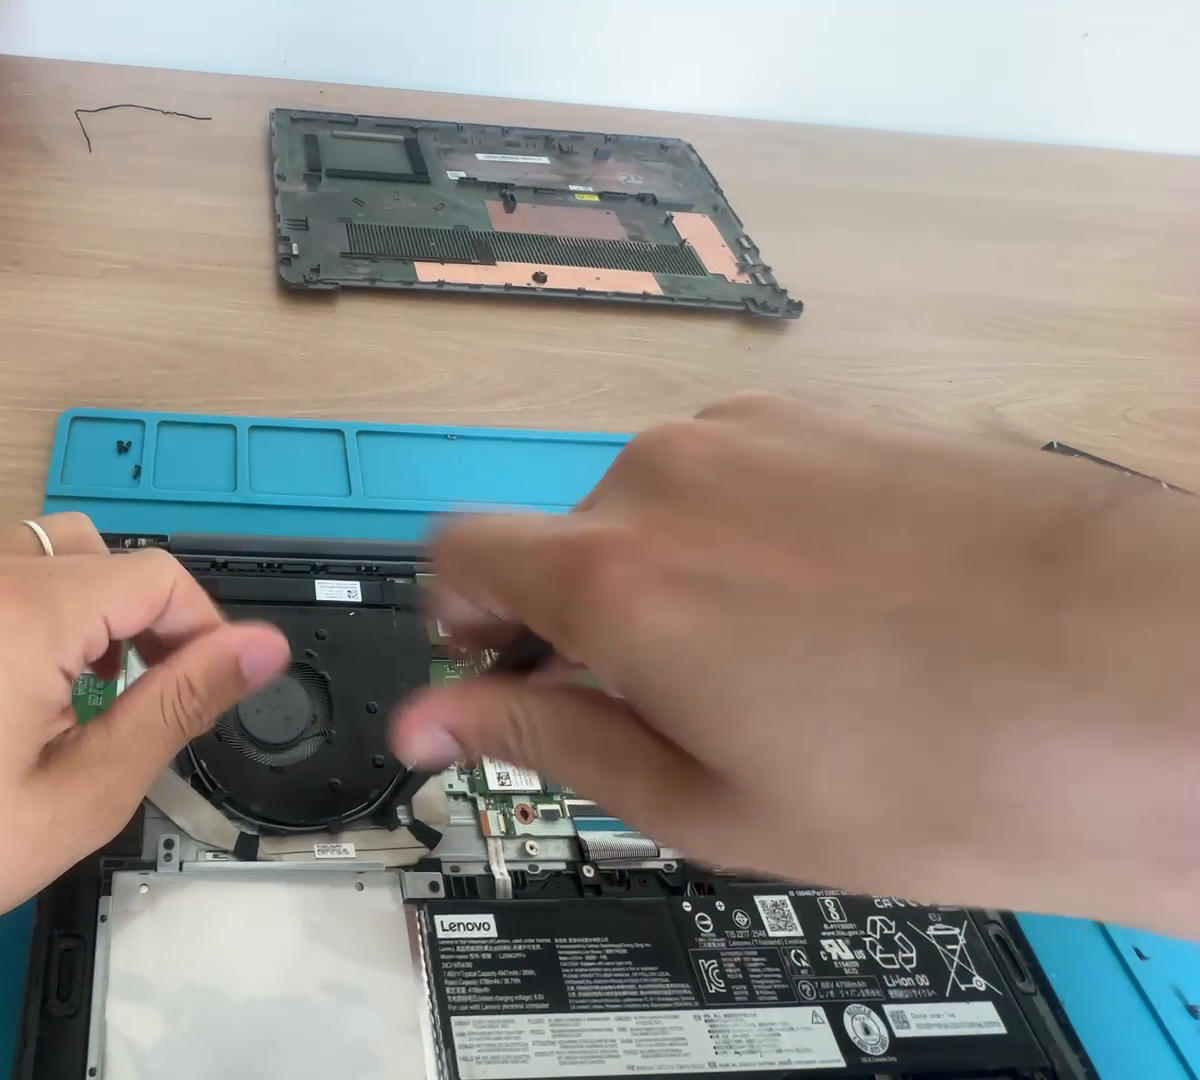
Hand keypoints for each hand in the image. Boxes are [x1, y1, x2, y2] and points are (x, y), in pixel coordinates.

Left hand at [0, 514, 290, 1079]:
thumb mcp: (86, 792)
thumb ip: (181, 704)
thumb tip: (260, 650)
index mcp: (26, 610)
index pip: (160, 576)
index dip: (205, 632)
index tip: (207, 692)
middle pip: (113, 557)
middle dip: (153, 622)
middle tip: (146, 703)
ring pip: (64, 555)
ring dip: (101, 612)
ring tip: (90, 697)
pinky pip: (13, 571)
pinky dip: (52, 610)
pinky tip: (33, 687)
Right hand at [392, 393, 1199, 933]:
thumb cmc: (948, 778)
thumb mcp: (703, 799)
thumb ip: (538, 737)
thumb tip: (424, 722)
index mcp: (615, 575)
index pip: (457, 554)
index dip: (458, 612)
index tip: (499, 659)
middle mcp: (658, 477)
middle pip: (549, 541)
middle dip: (569, 615)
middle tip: (655, 696)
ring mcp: (740, 434)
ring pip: (629, 509)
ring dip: (649, 575)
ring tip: (756, 653)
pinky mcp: (812, 417)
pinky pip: (711, 475)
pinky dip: (718, 534)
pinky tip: (813, 597)